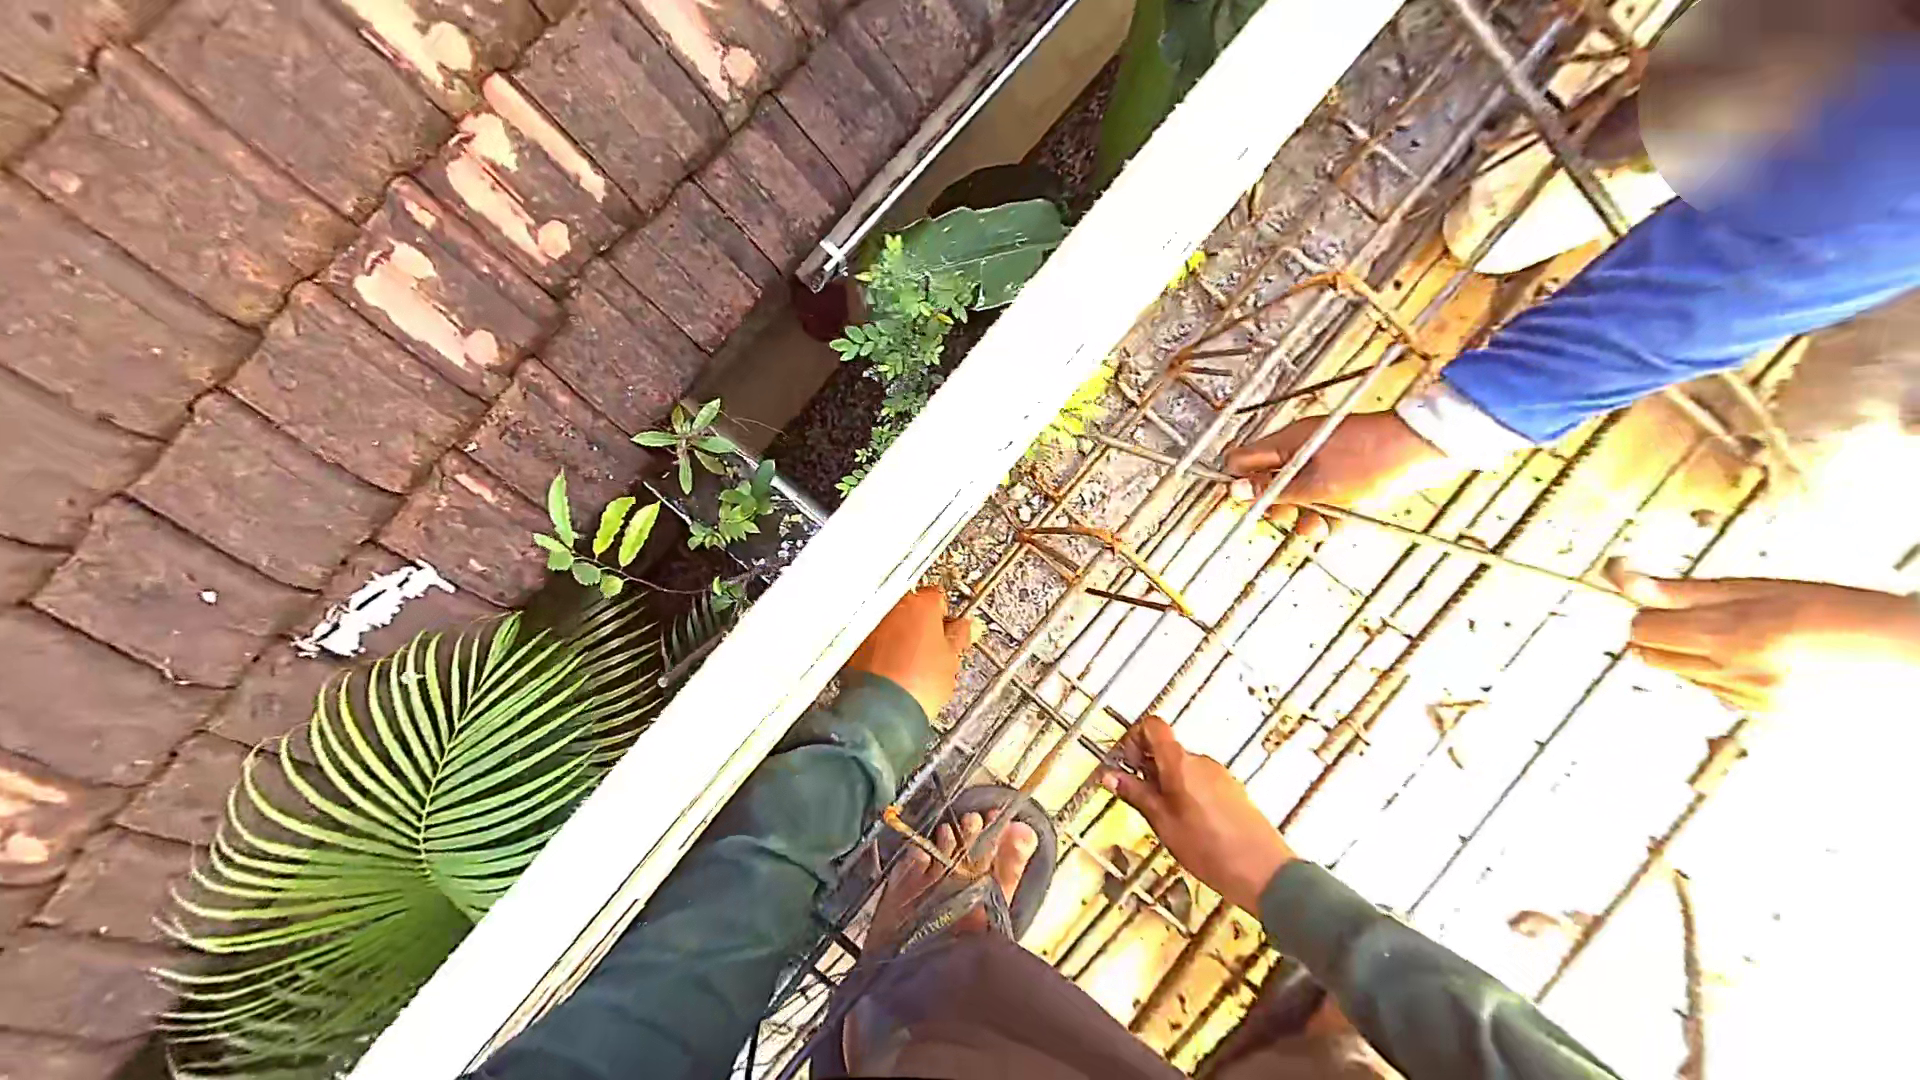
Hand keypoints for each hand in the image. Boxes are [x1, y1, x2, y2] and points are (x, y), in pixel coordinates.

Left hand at [845, 587, 979, 719]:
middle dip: (923, 624)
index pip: (938, 596)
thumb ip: (958, 636)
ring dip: (902, 636)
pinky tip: (895, 669)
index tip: (949, 629)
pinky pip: (877, 640)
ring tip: (913, 662)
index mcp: (922, 605)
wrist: (883, 709)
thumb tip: (963, 628)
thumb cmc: (918, 682)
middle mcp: (894, 608)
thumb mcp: (952, 659)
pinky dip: (885, 649)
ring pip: (893, 623)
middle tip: (934, 648)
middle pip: (913, 607)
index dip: (946, 614)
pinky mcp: (858, 645)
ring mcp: (874, 626)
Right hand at [1099, 716, 1294, 912]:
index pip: (1152, 726)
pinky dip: (1186, 792)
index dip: (1134, 738)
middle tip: (1138, 795)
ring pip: (1182, 766)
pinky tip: (1187, 823)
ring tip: (1164, 817)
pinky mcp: (1231, 790)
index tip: (1126, 762)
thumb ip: (1136, 794)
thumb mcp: (1162, 822)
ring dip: (1166, 782)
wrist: (1264, 873)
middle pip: (1166, 748)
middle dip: (1147, 767)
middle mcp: (1201, 761)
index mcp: (1180, 763)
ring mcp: (1219, 775)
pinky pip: (1199, 780)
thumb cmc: (1213, 849)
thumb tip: (1111, 776)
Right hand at [1225, 411, 1451, 539]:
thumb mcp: (1315, 484)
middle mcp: (1298, 450)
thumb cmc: (1370, 461)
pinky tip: (1341, 521)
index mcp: (1285, 444)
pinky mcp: (1344, 473)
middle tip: (1291, 516)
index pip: (1241, 460)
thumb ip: (1273, 490)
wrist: (1426, 448)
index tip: (1249, 505)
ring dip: (1305, 515)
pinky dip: (1329, 512)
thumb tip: (1234, 490)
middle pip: (1267, 482)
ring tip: (1321, 525)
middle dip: (1276, 505)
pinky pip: (1323, 497)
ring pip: (1297, 494)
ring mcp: (1322, 461)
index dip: (1239, 484)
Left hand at [1608, 560, 1919, 714]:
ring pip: (1679, 672)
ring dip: (1690, 655)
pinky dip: (1719, 675)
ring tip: (1742, 638)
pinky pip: (1714, 691)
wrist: (1913, 646)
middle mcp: (1739, 672)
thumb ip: (1677, 589)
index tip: (1661, 603)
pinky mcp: (1770, 713)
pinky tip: (1760, 662)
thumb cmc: (1829, 607)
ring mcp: (1754, 697)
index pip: (1641, 627)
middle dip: (1659, 634)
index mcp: (1732, 636)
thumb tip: (1617, 574)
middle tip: (1696, 619)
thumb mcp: (1751, 588)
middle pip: (1648, 653)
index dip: (1648, 612)